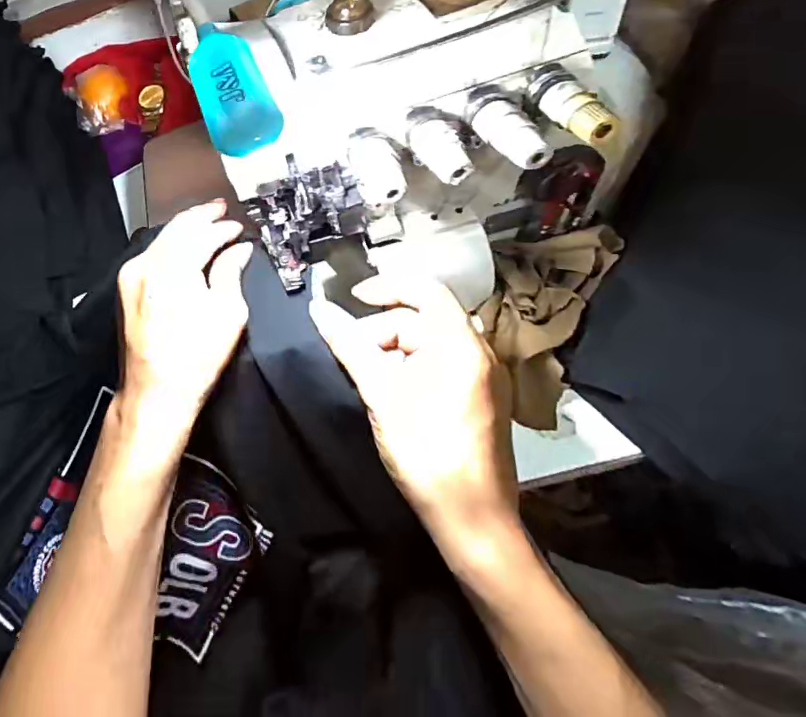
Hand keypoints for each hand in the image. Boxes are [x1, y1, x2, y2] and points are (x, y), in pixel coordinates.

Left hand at [117, 201, 253, 429]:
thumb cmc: (196, 357)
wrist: (155, 392)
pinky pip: (153, 252)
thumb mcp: (228, 312)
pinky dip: (172, 243)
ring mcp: (131, 275)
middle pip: (178, 227)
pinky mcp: (126, 288)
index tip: (240, 228)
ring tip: (207, 223)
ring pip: (162, 237)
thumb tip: (239, 250)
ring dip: (186, 227)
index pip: (203, 234)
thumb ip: (231, 272)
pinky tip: (186, 246)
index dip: (224, 228)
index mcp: (173, 268)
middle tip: (221, 209)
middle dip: (202, 217)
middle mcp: (146, 265)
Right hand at [309, 273, 519, 550]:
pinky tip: (395, 389)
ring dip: (398, 348)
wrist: (474, 519)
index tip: (353, 297)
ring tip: (369, 373)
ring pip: (434, 343)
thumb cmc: (427, 452)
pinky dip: (416, 365)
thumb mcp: (381, 393)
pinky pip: (446, 363)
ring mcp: (486, 376)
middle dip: (385, 328)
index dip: (387, 286)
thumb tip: (319, 309)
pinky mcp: (484, 398)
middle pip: (426, 318)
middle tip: (352, 351)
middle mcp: (481, 350)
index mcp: (462, 342)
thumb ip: (351, 346)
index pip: (426, 289)